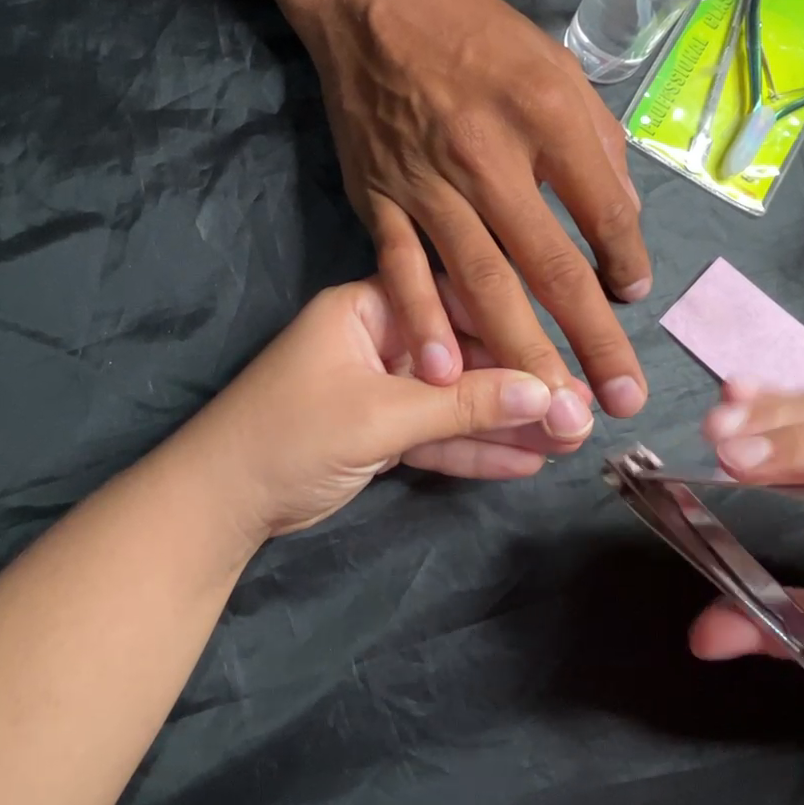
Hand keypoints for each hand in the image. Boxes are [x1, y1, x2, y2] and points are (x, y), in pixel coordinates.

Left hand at [172, 280, 584, 541]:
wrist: (222, 502)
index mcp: (370, 308)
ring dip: (506, 424)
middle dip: (519, 388)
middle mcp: (380, 340)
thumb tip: (548, 396)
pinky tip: (527, 461)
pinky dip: (475, 449)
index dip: (513, 328)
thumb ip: (463, 405)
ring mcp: (381, 388)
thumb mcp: (381, 414)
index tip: (567, 355)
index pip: (455, 302)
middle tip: (581, 412)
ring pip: (455, 402)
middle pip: (463, 357)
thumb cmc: (292, 434)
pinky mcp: (380, 432)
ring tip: (570, 441)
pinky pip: (437, 434)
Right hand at [284, 0, 651, 437]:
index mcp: (545, 116)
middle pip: (549, 266)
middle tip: (622, 403)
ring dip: (521, 352)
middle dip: (592, 341)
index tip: (633, 295)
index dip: (628, 261)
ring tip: (553, 410)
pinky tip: (447, 376)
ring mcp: (428, 187)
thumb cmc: (472, 32)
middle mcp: (489, 159)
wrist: (371, 8)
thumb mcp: (554, 63)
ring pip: (482, 284)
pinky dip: (426, 324)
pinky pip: (406, 273)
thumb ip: (594, 142)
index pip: (604, 210)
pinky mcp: (381, 202)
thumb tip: (621, 218)